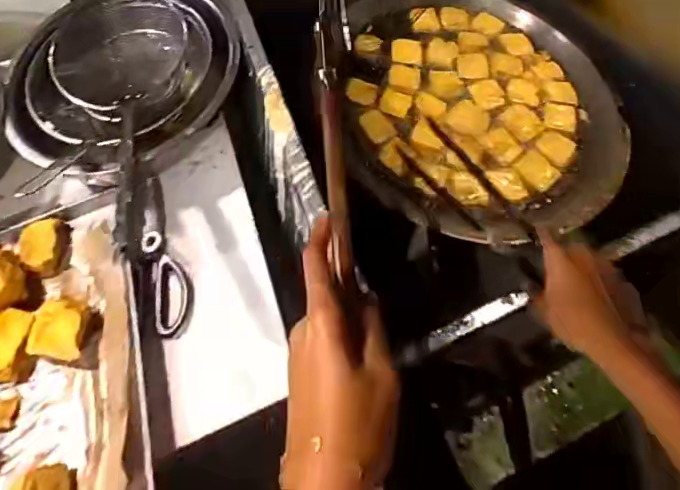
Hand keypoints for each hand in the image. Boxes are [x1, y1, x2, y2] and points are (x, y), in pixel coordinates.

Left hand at [282, 215, 398, 489]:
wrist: (322, 480)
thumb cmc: (357, 423)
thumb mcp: (381, 374)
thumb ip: (374, 329)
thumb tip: (368, 298)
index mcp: (320, 322)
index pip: (314, 265)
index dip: (320, 236)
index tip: (328, 215)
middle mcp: (302, 329)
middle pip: (323, 292)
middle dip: (346, 283)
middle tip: (375, 289)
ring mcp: (298, 351)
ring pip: (325, 317)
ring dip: (346, 313)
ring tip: (377, 331)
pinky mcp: (300, 371)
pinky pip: (321, 338)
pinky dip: (340, 333)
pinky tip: (362, 357)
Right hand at [533, 228, 653, 364]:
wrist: (615, 343)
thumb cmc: (573, 323)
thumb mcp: (545, 312)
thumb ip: (537, 295)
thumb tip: (534, 288)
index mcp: (560, 258)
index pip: (546, 236)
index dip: (541, 234)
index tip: (538, 233)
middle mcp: (583, 255)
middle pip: (571, 248)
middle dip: (566, 256)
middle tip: (561, 271)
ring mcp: (607, 267)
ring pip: (592, 262)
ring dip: (587, 269)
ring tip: (583, 287)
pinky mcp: (625, 282)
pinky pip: (609, 278)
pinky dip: (604, 284)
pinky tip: (603, 300)